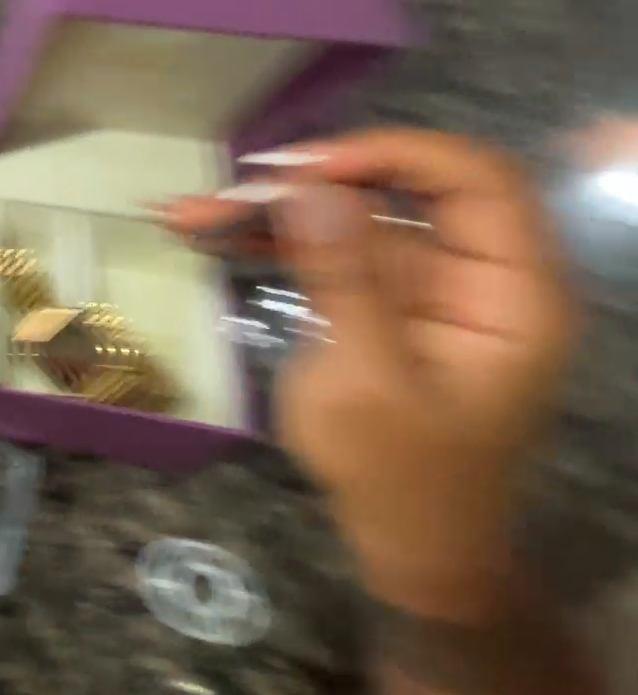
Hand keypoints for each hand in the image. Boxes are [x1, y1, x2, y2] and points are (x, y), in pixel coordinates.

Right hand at [163, 131, 574, 610]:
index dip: (387, 157)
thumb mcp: (365, 376)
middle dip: (303, 187)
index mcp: (510, 290)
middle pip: (395, 196)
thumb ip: (344, 278)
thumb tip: (311, 191)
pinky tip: (208, 238)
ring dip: (267, 216)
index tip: (295, 172)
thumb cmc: (397, 469)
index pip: (473, 181)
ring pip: (346, 223)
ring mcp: (420, 290)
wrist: (403, 536)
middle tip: (216, 197)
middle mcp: (472, 275)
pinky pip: (323, 257)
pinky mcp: (375, 306)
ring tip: (185, 215)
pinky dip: (267, 246)